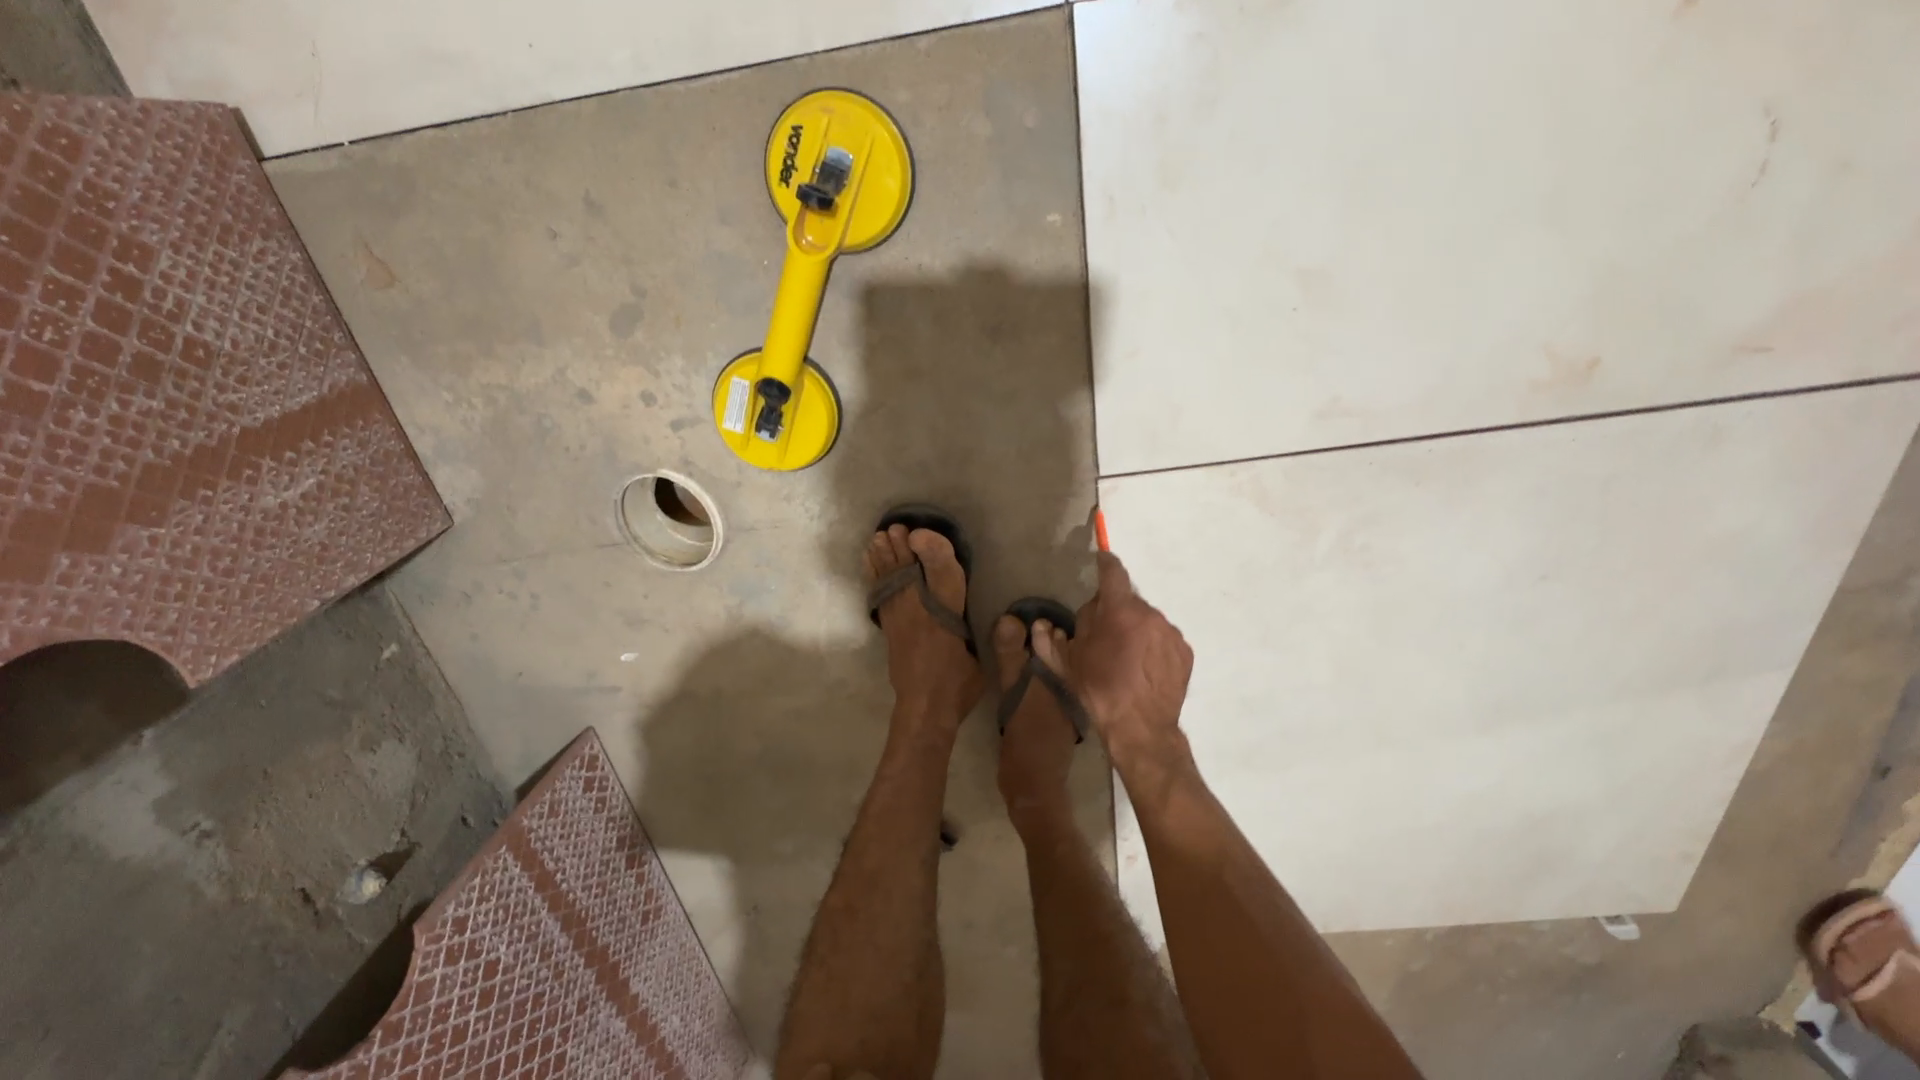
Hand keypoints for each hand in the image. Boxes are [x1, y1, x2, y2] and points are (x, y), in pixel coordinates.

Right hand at [1066, 552, 1194, 768]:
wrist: (1140, 728)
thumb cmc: (1099, 691)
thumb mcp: (1066, 662)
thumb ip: (1051, 636)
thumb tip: (1048, 624)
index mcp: (1120, 611)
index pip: (1113, 572)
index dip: (1104, 563)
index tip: (1101, 559)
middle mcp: (1150, 614)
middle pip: (1128, 602)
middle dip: (1115, 612)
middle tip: (1103, 638)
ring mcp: (1170, 633)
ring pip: (1146, 621)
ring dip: (1134, 631)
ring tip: (1124, 660)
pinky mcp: (1184, 652)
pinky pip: (1162, 640)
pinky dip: (1151, 647)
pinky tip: (1142, 670)